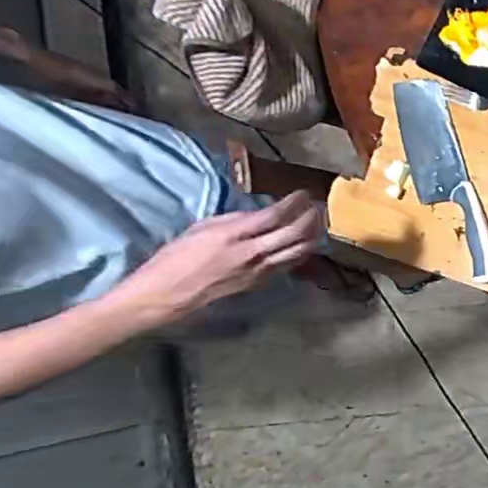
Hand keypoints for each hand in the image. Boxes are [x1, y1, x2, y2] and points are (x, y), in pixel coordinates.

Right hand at [110, 193, 323, 327]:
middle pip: (295, 233)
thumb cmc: (176, 257)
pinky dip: (304, 250)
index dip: (293, 203)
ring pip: (300, 250)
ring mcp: (261, 269)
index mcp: (233, 236)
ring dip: (314, 234)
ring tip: (319, 223)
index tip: (303, 194)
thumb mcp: (201, 229)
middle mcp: (253, 253)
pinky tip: (307, 243)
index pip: (274, 215)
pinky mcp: (263, 281)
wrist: (168, 294)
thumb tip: (261, 214)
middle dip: (311, 217)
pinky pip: (292, 263)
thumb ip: (235, 220)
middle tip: (318, 206)